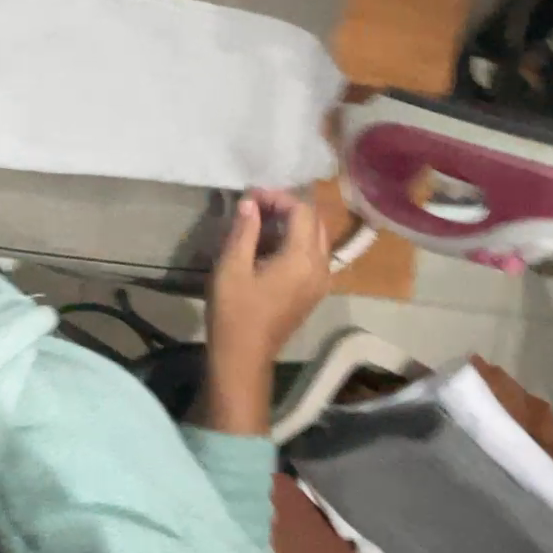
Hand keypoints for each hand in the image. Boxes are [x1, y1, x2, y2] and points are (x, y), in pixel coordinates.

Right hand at [202, 189, 331, 434]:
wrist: (244, 356)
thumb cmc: (234, 312)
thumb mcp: (231, 267)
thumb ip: (244, 231)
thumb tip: (250, 203)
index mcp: (303, 259)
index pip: (302, 212)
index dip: (277, 198)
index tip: (250, 197)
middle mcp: (321, 267)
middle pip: (315, 223)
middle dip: (288, 208)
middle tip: (256, 206)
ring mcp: (321, 282)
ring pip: (316, 239)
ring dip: (293, 225)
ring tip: (260, 223)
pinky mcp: (313, 292)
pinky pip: (312, 256)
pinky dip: (295, 242)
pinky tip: (268, 246)